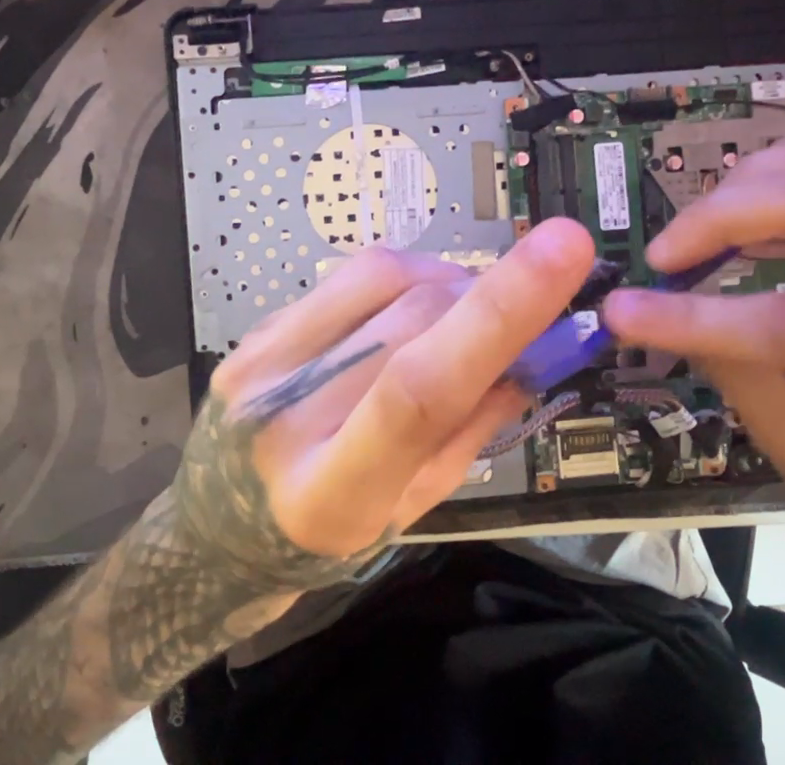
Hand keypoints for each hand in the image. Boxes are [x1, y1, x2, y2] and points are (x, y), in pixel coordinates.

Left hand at [172, 219, 595, 593]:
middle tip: (526, 313)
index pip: (419, 389)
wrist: (218, 526)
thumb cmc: (326, 537)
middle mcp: (284, 417)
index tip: (566, 248)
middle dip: (485, 300)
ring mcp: (260, 365)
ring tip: (461, 316)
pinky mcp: (256, 330)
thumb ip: (473, 427)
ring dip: (447, 282)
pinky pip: (351, 273)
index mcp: (332, 493)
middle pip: (411, 320)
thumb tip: (538, 345)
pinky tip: (415, 305)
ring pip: (382, 276)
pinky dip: (407, 276)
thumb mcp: (412, 507)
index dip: (499, 313)